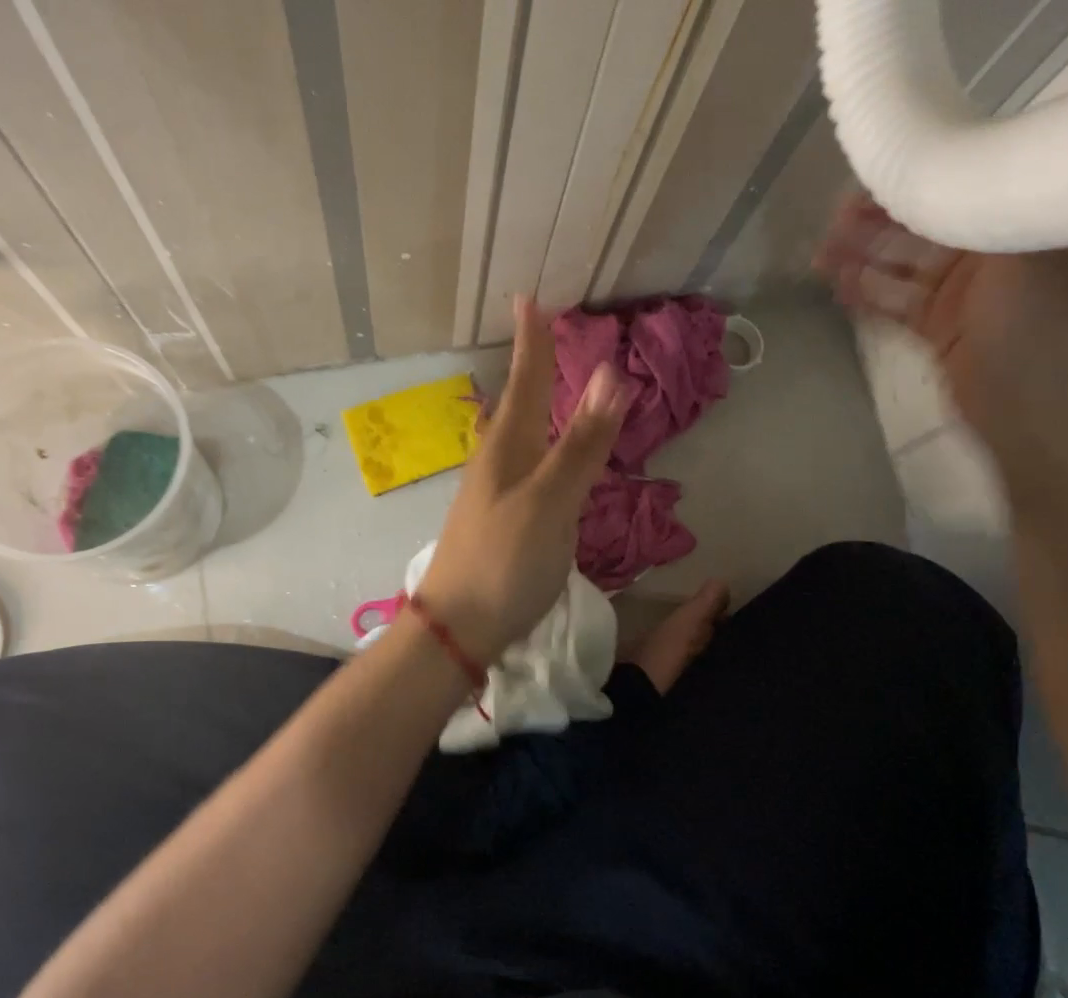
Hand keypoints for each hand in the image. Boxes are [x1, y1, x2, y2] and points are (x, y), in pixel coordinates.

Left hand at [415, 296, 625, 659]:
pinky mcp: (500, 525)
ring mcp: (493, 496)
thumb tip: (610, 374)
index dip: (532, 341)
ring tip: (544, 385)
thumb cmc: (505, 561)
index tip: (528, 297)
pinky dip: (539, 448)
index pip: (526, 382)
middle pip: (518, 406)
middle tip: (541, 335)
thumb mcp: (550, 501)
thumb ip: (581, 444)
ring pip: (517, 438)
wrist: (457, 629)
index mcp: (508, 449)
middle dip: (531, 369)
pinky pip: (524, 469)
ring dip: (533, 406)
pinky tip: (539, 461)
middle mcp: (496, 464)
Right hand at [816, 195, 1067, 488]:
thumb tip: (957, 174)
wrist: (1029, 420)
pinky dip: (867, 294)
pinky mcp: (939, 331)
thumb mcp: (1023, 263)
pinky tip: (836, 284)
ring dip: (865, 258)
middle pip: (929, 230)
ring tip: (822, 251)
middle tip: (836, 215)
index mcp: (1023, 235)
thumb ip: (990, 218)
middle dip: (883, 222)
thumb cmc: (1035, 338)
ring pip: (905, 268)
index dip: (926, 182)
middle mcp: (994, 261)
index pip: (969, 193)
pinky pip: (897, 304)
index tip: (883, 176)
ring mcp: (964, 299)